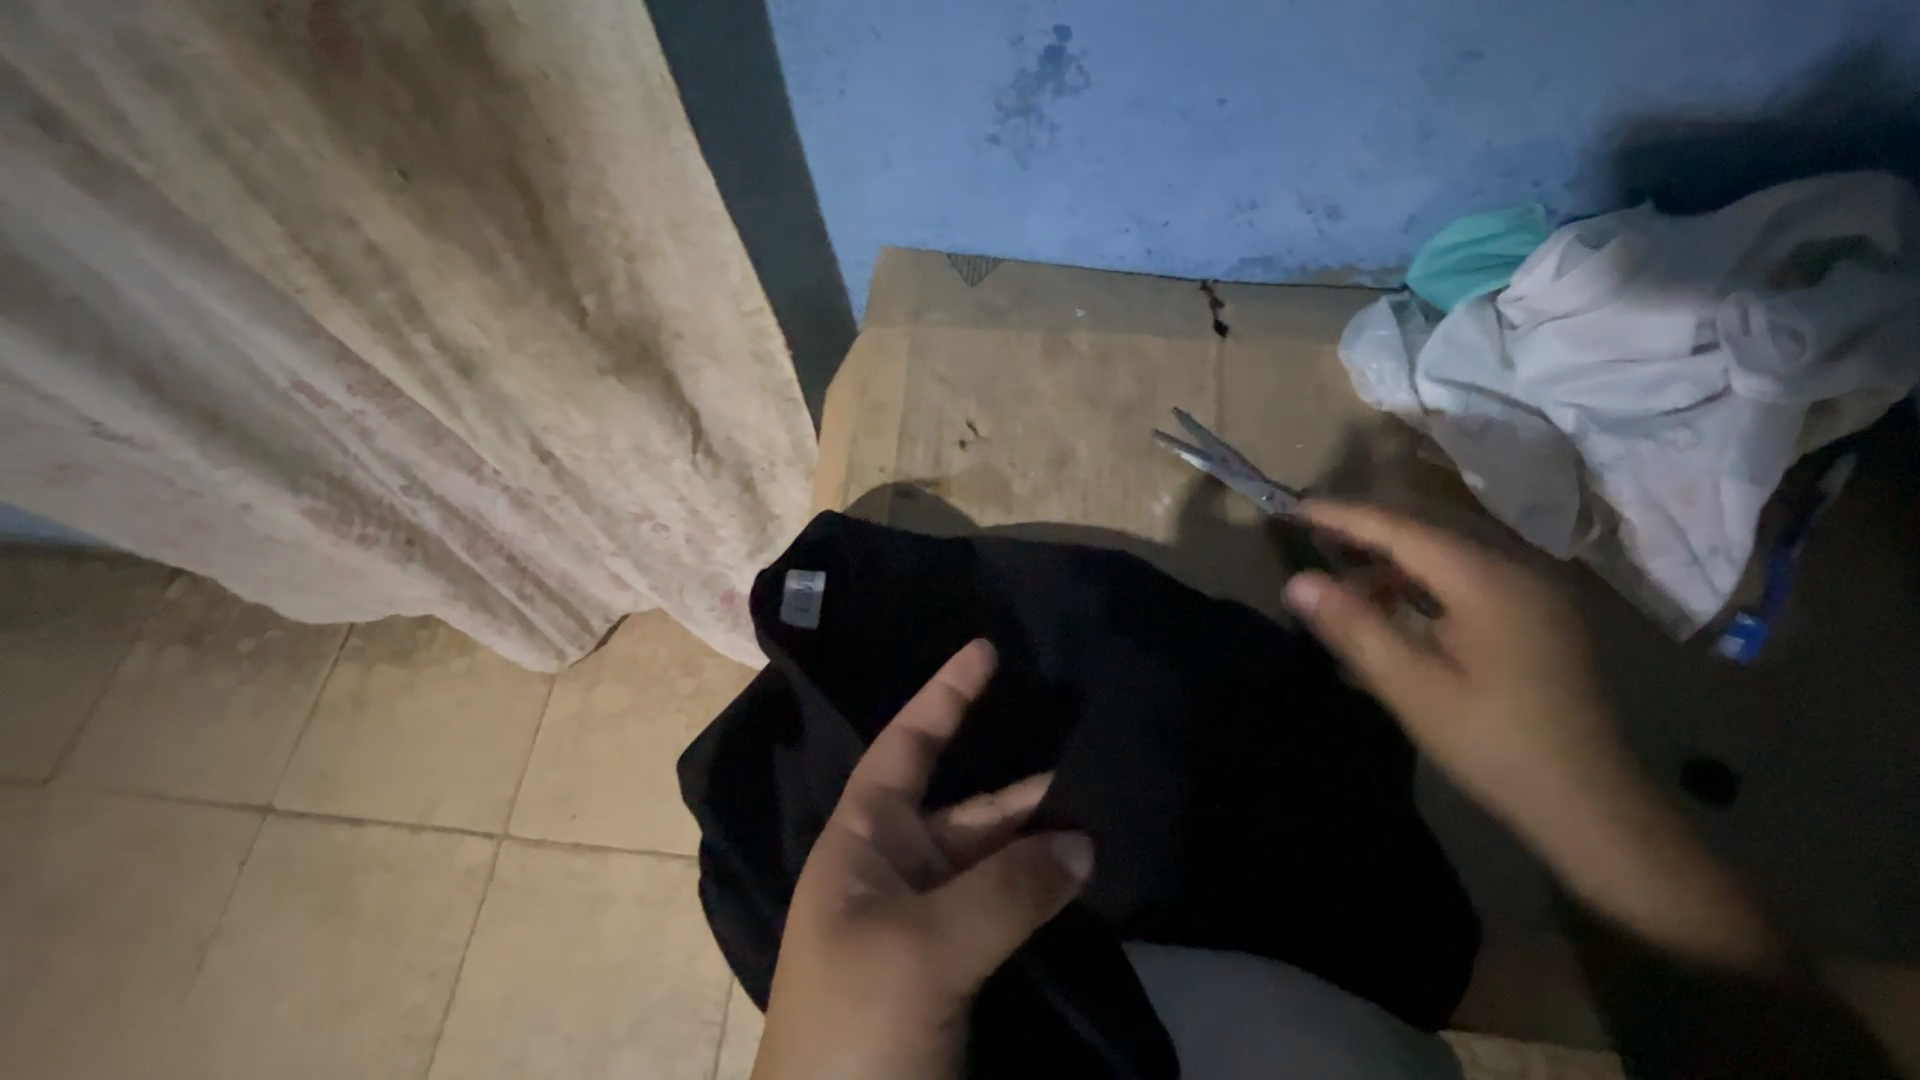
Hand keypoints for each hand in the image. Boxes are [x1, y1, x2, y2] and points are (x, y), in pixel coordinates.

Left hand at [753, 639, 1094, 1079]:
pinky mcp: (957, 970)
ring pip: (995, 861)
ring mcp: (928, 922)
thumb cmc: (856, 1021)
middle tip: (1096, 751)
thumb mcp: (924, 947)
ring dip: (1042, 842)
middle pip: (968, 806)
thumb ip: (1007, 889)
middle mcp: (895, 870)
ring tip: (1110, 813)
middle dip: (1024, 783)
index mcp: (863, 842)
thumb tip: (1081, 840)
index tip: (986, 650)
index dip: (944, 697)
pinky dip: (1043, 891)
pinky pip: (1007, 910)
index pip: (906, 746)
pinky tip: (1087, 876)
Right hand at [1280, 501, 1634, 835]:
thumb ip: (1354, 627)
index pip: (1402, 529)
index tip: (1293, 509)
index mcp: (1487, 581)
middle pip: (1427, 533)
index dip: (1344, 516)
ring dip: (1393, 563)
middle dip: (1366, 533)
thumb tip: (1297, 582)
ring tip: (1344, 583)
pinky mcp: (1538, 618)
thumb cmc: (1492, 742)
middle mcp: (1516, 571)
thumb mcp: (1411, 687)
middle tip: (1310, 539)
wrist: (1589, 802)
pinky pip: (1468, 580)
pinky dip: (1422, 584)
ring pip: (1448, 557)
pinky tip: (1395, 609)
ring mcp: (1533, 594)